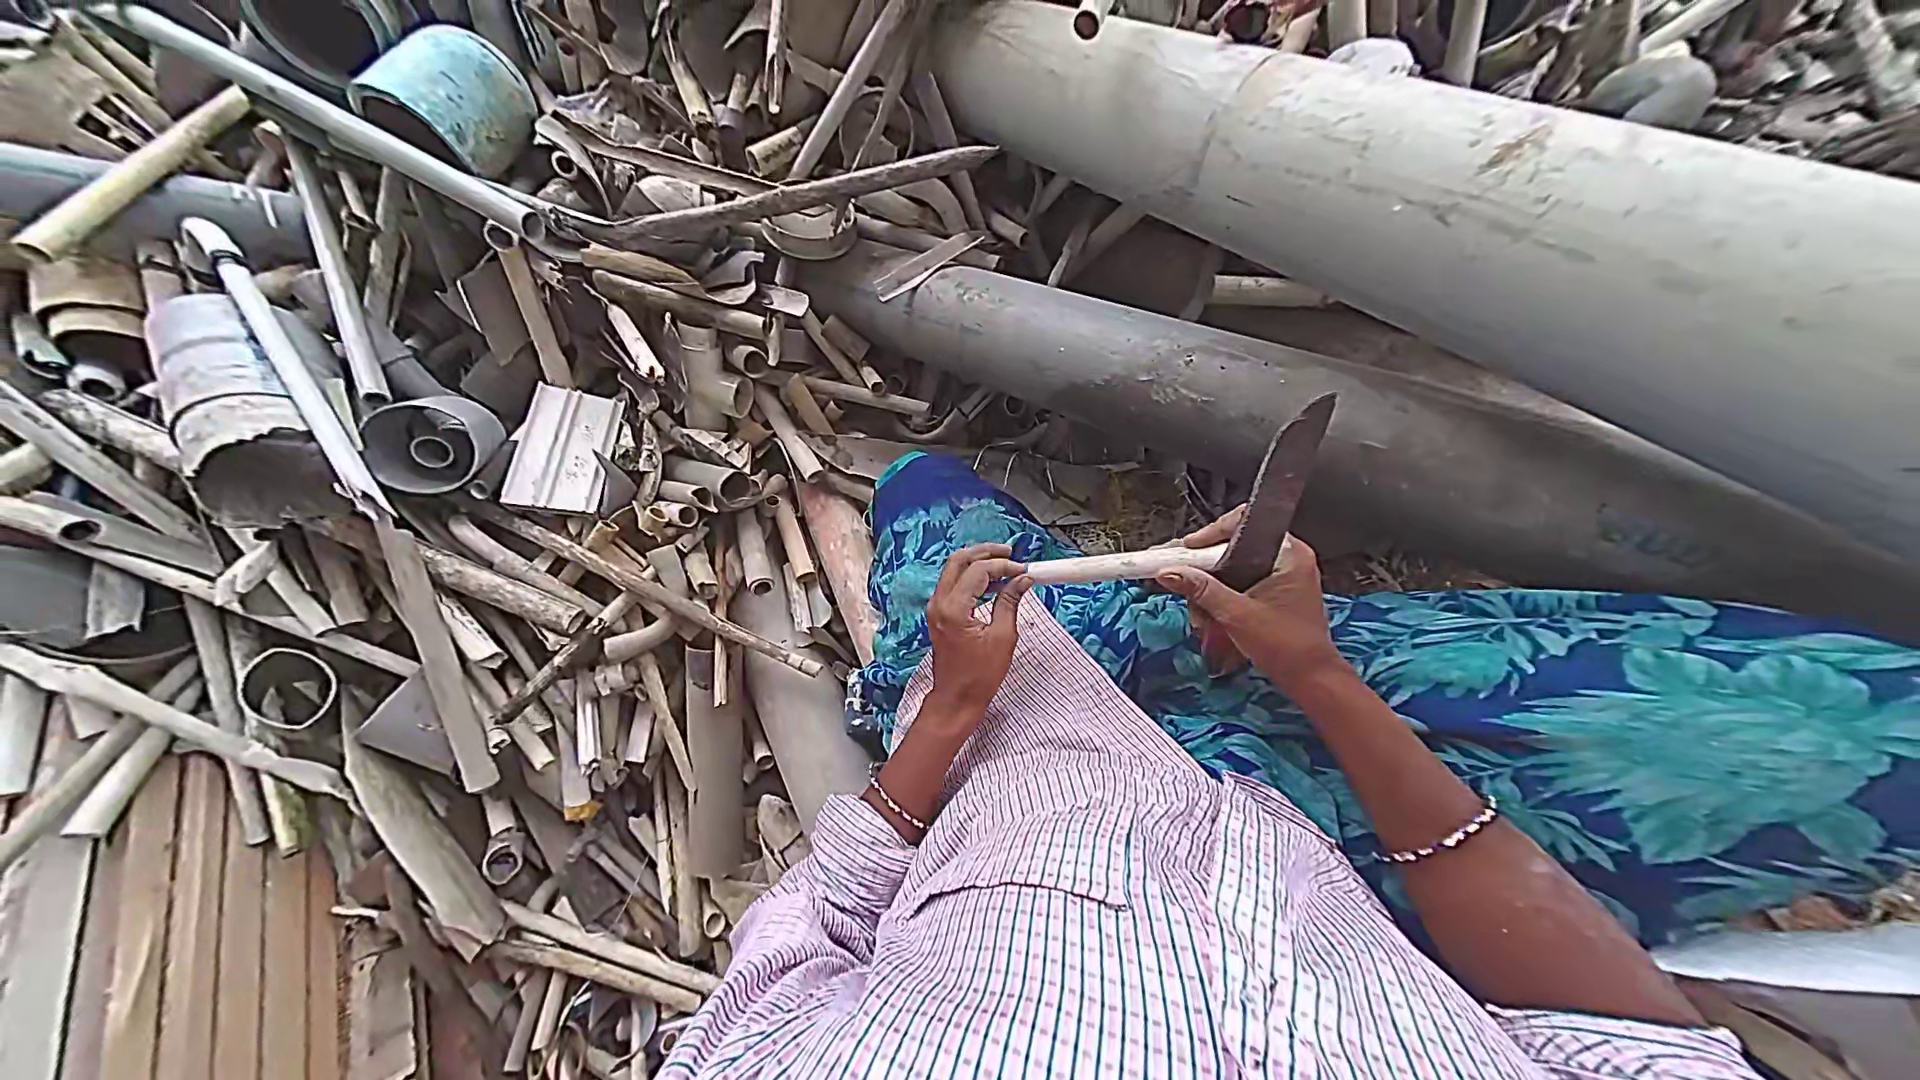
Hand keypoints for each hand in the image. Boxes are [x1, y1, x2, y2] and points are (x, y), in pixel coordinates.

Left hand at [925, 543, 1031, 720]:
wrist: (957, 698)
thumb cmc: (979, 676)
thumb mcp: (1003, 636)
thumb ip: (1010, 602)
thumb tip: (1022, 580)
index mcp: (954, 609)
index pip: (979, 570)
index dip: (1003, 566)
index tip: (1023, 571)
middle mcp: (939, 604)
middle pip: (959, 560)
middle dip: (985, 553)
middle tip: (1010, 554)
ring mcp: (936, 607)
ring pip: (953, 569)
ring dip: (978, 563)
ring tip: (1005, 566)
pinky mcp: (939, 613)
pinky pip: (953, 584)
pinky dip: (971, 577)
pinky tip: (992, 583)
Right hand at [1158, 505, 1342, 686]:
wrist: (1310, 679)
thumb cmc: (1285, 646)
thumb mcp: (1236, 614)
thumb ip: (1201, 590)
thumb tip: (1167, 572)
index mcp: (1287, 553)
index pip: (1241, 524)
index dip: (1209, 535)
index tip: (1186, 550)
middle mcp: (1285, 558)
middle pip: (1230, 547)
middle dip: (1203, 571)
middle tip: (1182, 582)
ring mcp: (1279, 575)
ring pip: (1230, 568)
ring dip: (1208, 589)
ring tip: (1199, 613)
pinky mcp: (1273, 591)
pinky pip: (1237, 583)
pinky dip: (1219, 597)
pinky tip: (1208, 616)